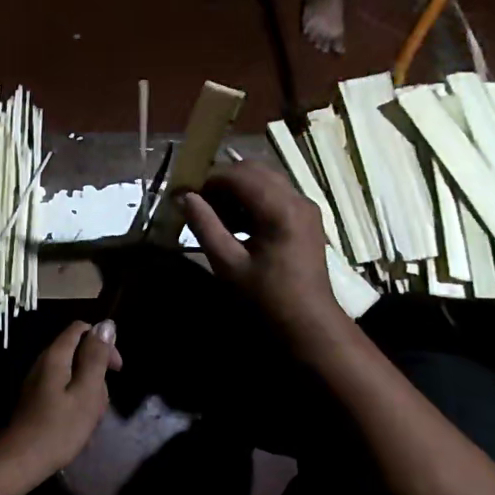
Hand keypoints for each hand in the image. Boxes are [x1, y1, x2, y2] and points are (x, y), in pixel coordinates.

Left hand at [0, 320, 121, 475]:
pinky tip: (79, 423)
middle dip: (97, 373)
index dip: (103, 343)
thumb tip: (106, 324)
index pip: (81, 329)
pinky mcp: (38, 399)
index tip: (115, 369)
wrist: (22, 461)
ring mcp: (39, 382)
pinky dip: (77, 401)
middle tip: (101, 401)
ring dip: (89, 391)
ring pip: (74, 374)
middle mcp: (44, 363)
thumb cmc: (59, 428)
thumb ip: (96, 357)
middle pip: (79, 352)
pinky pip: (65, 389)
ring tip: (91, 417)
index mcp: (55, 356)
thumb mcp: (87, 392)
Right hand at [180, 162, 345, 337]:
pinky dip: (254, 199)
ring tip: (215, 215)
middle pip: (254, 170)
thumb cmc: (266, 298)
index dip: (208, 180)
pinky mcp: (307, 217)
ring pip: (266, 180)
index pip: (237, 174)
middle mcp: (296, 198)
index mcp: (279, 208)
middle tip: (199, 203)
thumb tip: (184, 197)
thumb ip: (205, 226)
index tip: (185, 194)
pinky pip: (276, 194)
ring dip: (238, 189)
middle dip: (223, 181)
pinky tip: (236, 224)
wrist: (309, 324)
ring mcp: (305, 206)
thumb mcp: (228, 263)